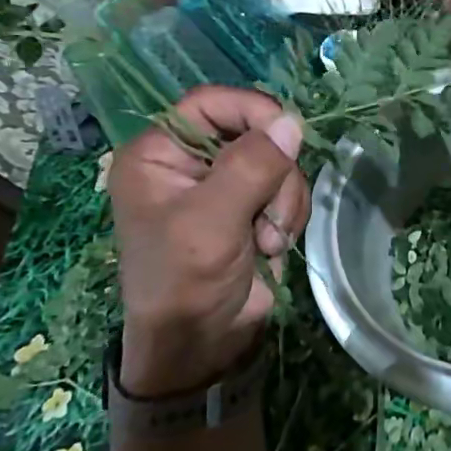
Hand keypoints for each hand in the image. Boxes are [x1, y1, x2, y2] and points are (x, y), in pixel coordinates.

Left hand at [109, 87, 307, 397]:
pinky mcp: (251, 208)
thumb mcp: (210, 223)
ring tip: (268, 241)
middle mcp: (191, 162)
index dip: (251, 112)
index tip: (286, 137)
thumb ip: (250, 168)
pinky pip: (287, 188)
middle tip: (268, 218)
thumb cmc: (184, 283)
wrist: (200, 346)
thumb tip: (291, 122)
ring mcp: (224, 185)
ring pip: (279, 161)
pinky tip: (272, 246)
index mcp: (159, 154)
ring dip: (284, 200)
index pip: (210, 103)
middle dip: (274, 175)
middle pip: (254, 132)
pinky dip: (289, 214)